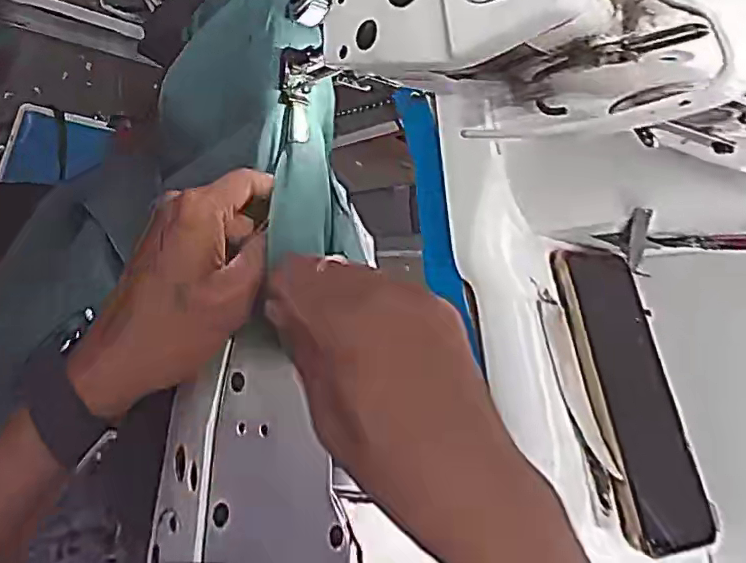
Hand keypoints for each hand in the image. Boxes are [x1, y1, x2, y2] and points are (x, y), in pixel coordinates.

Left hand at [66, 169, 270, 420]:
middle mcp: (179, 204)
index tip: (298, 218)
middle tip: (275, 264)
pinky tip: (223, 287)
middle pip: (236, 203)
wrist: (117, 360)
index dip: (278, 195)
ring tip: (247, 284)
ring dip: (237, 247)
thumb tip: (279, 232)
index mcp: (198, 207)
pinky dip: (217, 253)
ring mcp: (166, 221)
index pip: (250, 180)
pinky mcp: (160, 240)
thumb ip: (265, 252)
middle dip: (258, 231)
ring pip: (221, 221)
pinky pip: (201, 233)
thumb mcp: (236, 293)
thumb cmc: (172, 330)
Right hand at [265, 256, 587, 562]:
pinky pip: (395, 289)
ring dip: (345, 296)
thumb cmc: (402, 461)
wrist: (469, 478)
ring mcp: (417, 299)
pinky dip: (378, 304)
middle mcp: (384, 295)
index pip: (295, 271)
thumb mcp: (326, 413)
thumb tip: (290, 322)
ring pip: (362, 274)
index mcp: (347, 317)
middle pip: (328, 267)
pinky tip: (378, 343)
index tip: (276, 303)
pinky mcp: (440, 309)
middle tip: (303, 323)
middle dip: (311, 290)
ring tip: (343, 339)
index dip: (279, 287)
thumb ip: (303, 350)